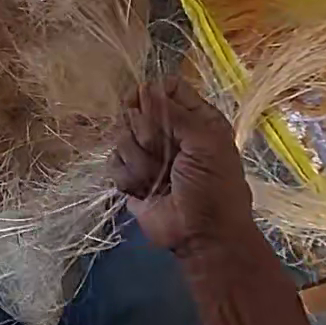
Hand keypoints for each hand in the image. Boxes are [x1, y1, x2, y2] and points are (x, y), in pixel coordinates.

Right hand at [109, 80, 256, 252]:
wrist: (201, 236)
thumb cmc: (212, 189)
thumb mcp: (205, 144)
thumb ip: (175, 113)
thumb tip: (144, 88)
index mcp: (195, 119)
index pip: (166, 88)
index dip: (150, 93)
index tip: (140, 103)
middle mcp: (169, 132)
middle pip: (136, 111)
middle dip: (144, 134)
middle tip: (162, 152)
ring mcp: (147, 154)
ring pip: (121, 137)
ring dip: (139, 161)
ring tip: (158, 179)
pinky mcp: (130, 175)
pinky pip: (113, 162)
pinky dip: (128, 177)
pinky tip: (144, 190)